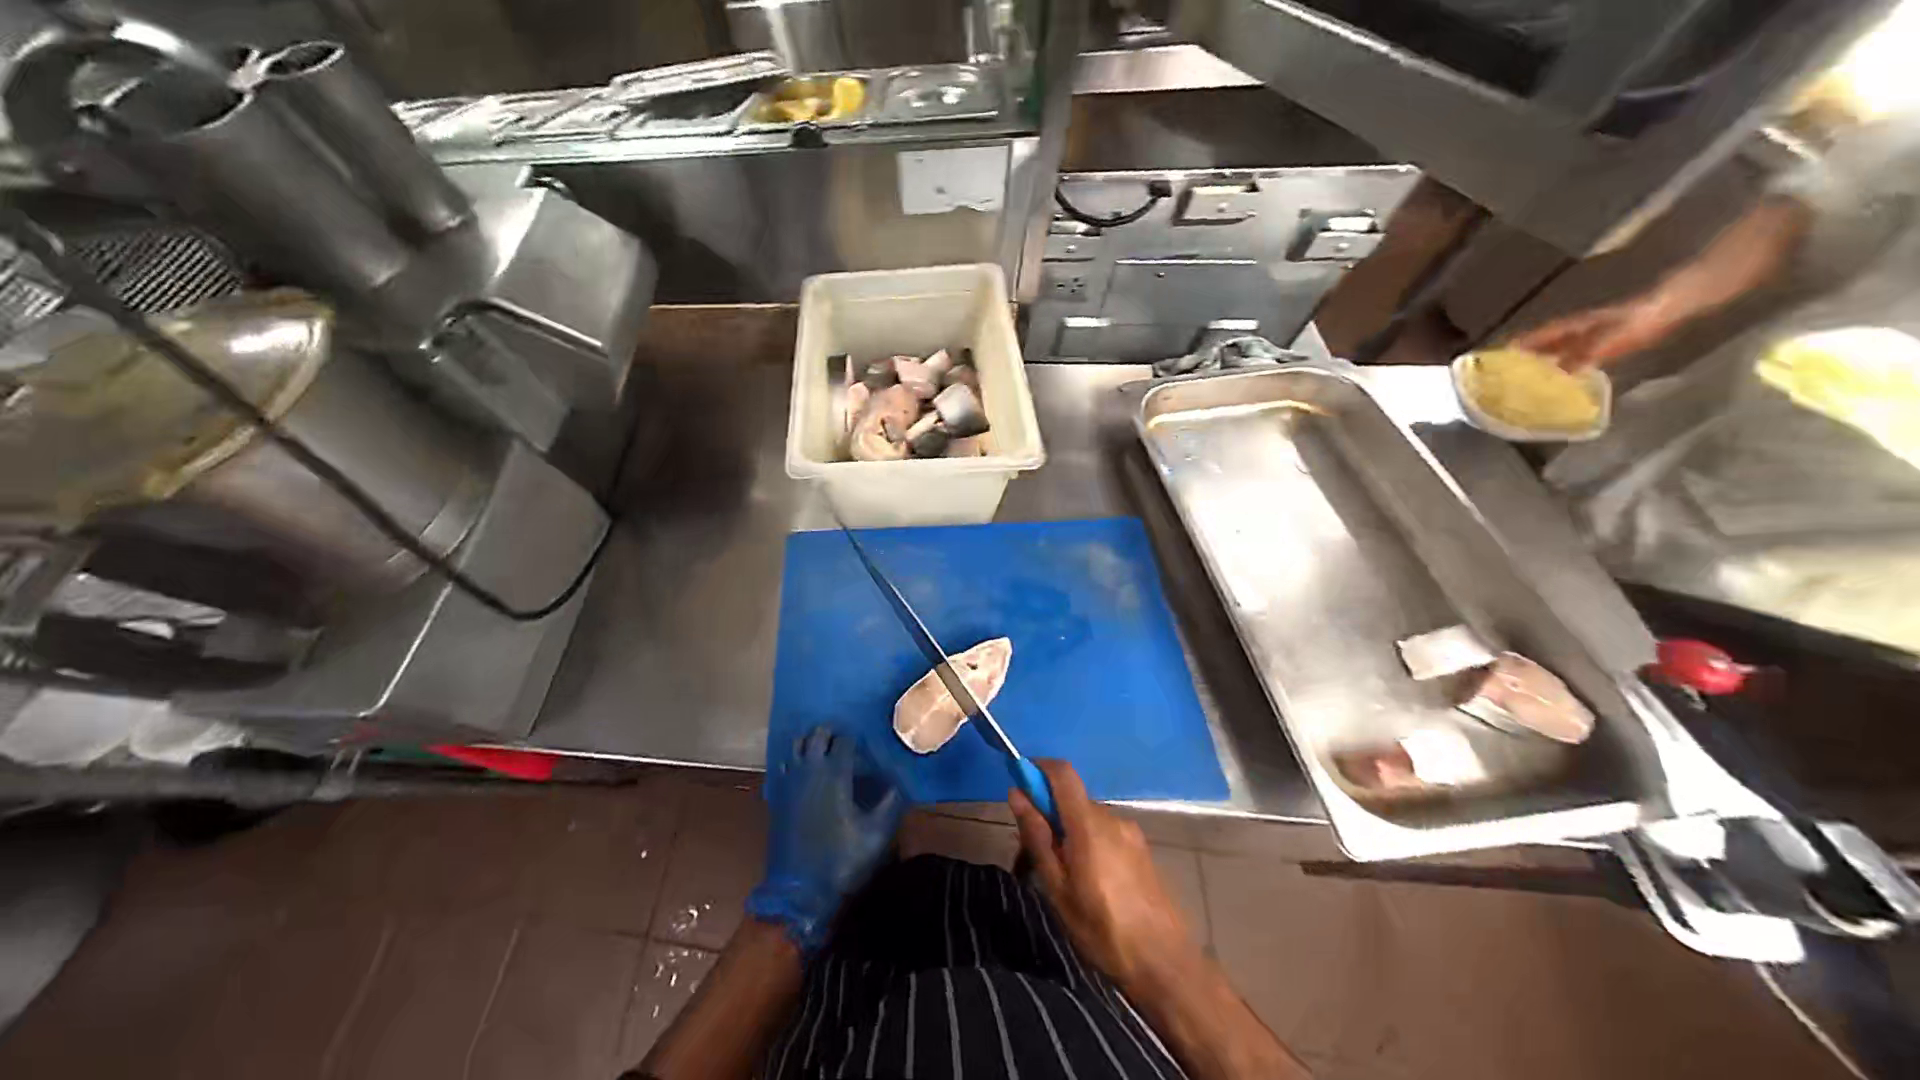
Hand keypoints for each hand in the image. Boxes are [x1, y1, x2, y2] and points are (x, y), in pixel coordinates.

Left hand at [747, 727, 906, 953]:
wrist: (798, 893)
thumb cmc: (840, 861)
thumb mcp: (876, 834)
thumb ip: (890, 803)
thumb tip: (902, 782)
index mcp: (834, 774)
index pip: (844, 739)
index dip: (857, 737)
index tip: (868, 742)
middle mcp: (809, 770)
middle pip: (817, 734)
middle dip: (832, 732)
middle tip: (848, 741)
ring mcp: (789, 782)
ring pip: (796, 745)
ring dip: (812, 742)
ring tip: (828, 750)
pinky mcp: (778, 796)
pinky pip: (784, 764)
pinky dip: (796, 759)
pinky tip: (808, 771)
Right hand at [1009, 759, 1195, 987]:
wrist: (1164, 962)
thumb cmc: (1102, 929)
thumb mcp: (1057, 887)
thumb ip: (1037, 837)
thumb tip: (1017, 794)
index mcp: (1089, 824)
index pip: (1063, 773)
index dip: (1038, 768)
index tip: (1018, 784)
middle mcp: (1112, 818)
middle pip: (1071, 800)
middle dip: (1047, 817)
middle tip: (1029, 859)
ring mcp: (1130, 833)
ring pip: (1087, 820)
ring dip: (1066, 835)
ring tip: (1058, 880)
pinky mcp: (1140, 849)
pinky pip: (1104, 834)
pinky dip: (1086, 845)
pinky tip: (1085, 883)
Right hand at [1507, 295, 1676, 370]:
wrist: (1672, 308)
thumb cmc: (1637, 321)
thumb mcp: (1609, 339)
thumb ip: (1583, 355)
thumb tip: (1559, 372)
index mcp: (1571, 327)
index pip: (1536, 337)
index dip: (1518, 347)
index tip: (1497, 359)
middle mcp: (1575, 330)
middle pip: (1543, 344)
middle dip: (1525, 356)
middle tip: (1507, 373)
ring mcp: (1590, 335)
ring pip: (1558, 350)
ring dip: (1544, 362)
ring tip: (1529, 378)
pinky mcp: (1605, 342)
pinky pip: (1576, 356)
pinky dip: (1565, 365)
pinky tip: (1563, 376)